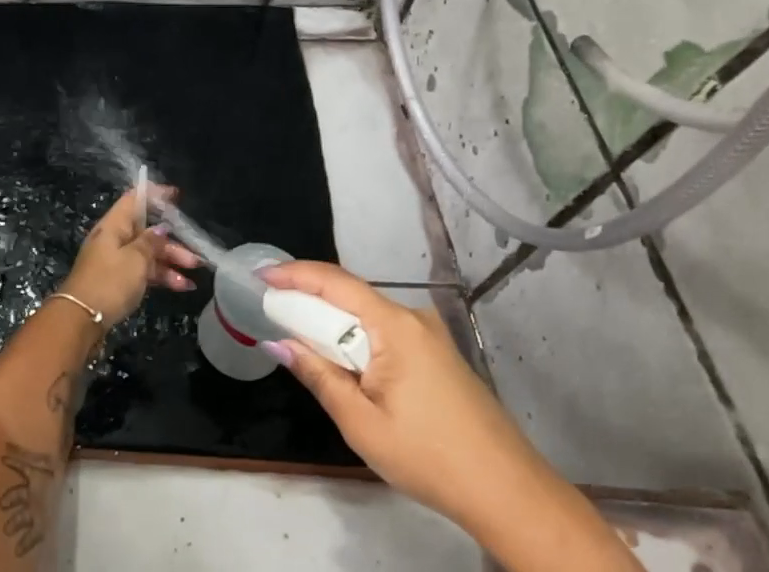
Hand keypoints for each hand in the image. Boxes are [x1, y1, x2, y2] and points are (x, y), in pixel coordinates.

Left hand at [59, 185, 199, 325]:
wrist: (81, 319)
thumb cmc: (109, 282)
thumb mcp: (135, 260)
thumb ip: (151, 242)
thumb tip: (160, 229)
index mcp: (113, 226)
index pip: (134, 200)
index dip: (154, 194)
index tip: (176, 195)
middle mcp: (113, 239)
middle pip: (146, 232)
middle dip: (172, 244)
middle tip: (196, 258)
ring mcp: (114, 261)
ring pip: (147, 255)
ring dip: (170, 264)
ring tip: (192, 279)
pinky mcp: (116, 281)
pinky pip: (142, 272)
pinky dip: (161, 277)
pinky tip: (181, 287)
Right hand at [259, 262, 563, 530]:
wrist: (508, 493)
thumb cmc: (429, 456)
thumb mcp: (360, 422)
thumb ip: (318, 375)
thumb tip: (278, 342)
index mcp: (395, 327)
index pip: (335, 283)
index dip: (294, 274)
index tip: (259, 277)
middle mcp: (413, 320)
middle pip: (350, 297)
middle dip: (308, 303)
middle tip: (270, 316)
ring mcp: (429, 338)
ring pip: (366, 318)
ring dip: (332, 326)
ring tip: (300, 346)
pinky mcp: (437, 358)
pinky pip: (384, 335)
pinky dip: (355, 342)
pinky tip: (342, 366)